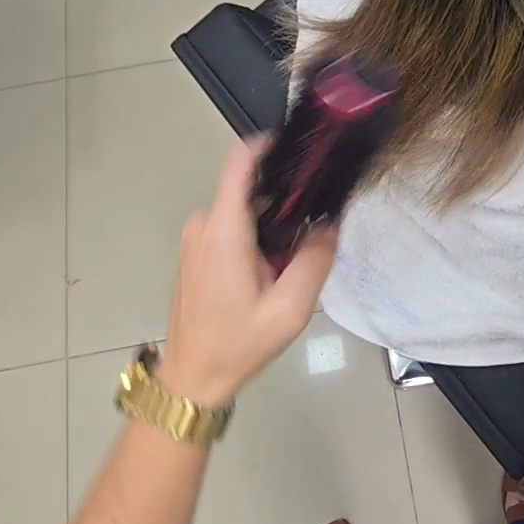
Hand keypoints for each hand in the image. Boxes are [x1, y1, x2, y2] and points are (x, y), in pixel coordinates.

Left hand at [159, 140, 339, 408]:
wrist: (191, 379)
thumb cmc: (238, 343)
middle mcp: (204, 225)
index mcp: (224, 231)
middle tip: (317, 214)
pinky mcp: (194, 253)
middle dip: (283, 194)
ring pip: (240, 209)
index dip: (267, 144)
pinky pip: (228, 226)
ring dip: (270, 220)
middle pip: (247, 187)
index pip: (239, 163)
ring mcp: (195, 239)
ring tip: (299, 245)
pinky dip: (254, 232)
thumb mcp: (289, 309)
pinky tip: (275, 262)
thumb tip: (331, 224)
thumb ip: (315, 261)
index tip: (299, 147)